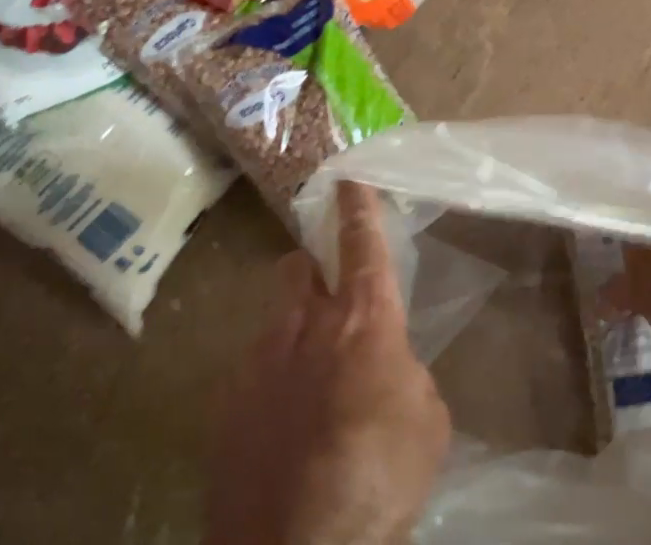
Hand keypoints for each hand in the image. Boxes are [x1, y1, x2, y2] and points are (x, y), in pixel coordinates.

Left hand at [210, 181, 450, 544]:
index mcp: (363, 320)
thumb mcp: (427, 418)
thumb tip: (385, 370)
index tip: (349, 177)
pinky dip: (269, 391)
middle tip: (328, 300)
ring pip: (272, 326)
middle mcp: (303, 326)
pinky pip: (251, 379)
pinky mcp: (223, 409)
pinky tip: (282, 434)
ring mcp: (255, 365)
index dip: (358, 207)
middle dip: (310, 270)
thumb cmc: (384, 474)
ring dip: (292, 339)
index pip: (361, 244)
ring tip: (309, 391)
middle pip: (295, 266)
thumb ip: (404, 373)